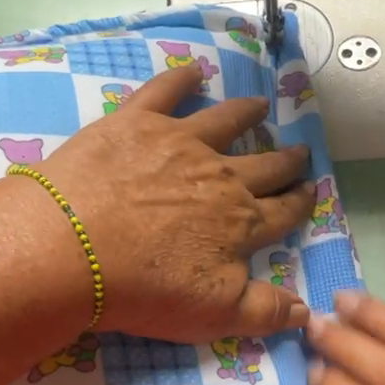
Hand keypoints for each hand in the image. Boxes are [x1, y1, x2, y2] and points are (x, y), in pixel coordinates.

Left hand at [38, 65, 313, 341]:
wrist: (73, 249)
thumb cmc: (145, 289)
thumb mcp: (213, 314)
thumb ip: (263, 310)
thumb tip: (306, 310)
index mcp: (240, 223)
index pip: (282, 212)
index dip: (299, 203)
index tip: (311, 192)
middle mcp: (220, 176)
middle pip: (263, 166)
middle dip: (285, 161)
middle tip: (300, 152)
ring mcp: (179, 143)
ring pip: (224, 122)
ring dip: (246, 113)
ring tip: (260, 106)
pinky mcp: (136, 122)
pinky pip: (165, 92)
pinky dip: (182, 78)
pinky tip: (194, 70)